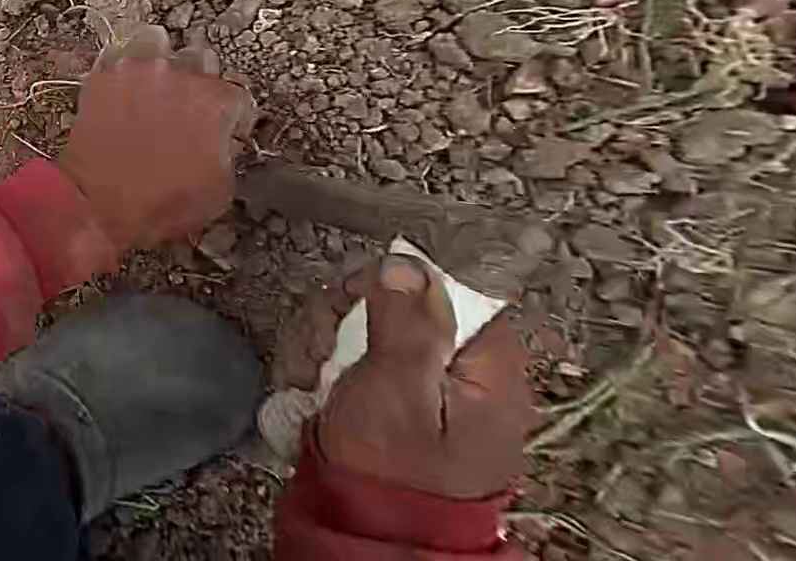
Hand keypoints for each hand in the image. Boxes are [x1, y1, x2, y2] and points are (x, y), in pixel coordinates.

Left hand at [56, 25, 256, 251]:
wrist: (99, 203)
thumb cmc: (161, 202)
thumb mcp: (219, 190)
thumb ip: (228, 151)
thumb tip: (222, 140)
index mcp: (216, 101)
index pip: (237, 94)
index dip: (233, 114)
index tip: (225, 127)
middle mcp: (182, 74)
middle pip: (201, 62)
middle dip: (197, 83)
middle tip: (185, 108)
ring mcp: (141, 68)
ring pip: (158, 43)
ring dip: (160, 62)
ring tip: (152, 84)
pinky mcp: (106, 73)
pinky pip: (120, 55)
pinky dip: (124, 67)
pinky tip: (123, 85)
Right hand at [317, 257, 533, 498]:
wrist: (358, 532)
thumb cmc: (387, 466)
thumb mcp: (399, 392)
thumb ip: (407, 325)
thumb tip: (407, 263)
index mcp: (487, 368)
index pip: (455, 288)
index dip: (404, 280)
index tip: (363, 295)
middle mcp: (458, 364)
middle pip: (401, 296)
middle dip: (351, 310)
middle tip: (328, 340)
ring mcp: (419, 373)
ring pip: (366, 314)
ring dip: (327, 333)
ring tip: (312, 368)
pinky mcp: (386, 383)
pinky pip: (350, 341)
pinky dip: (323, 354)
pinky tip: (308, 377)